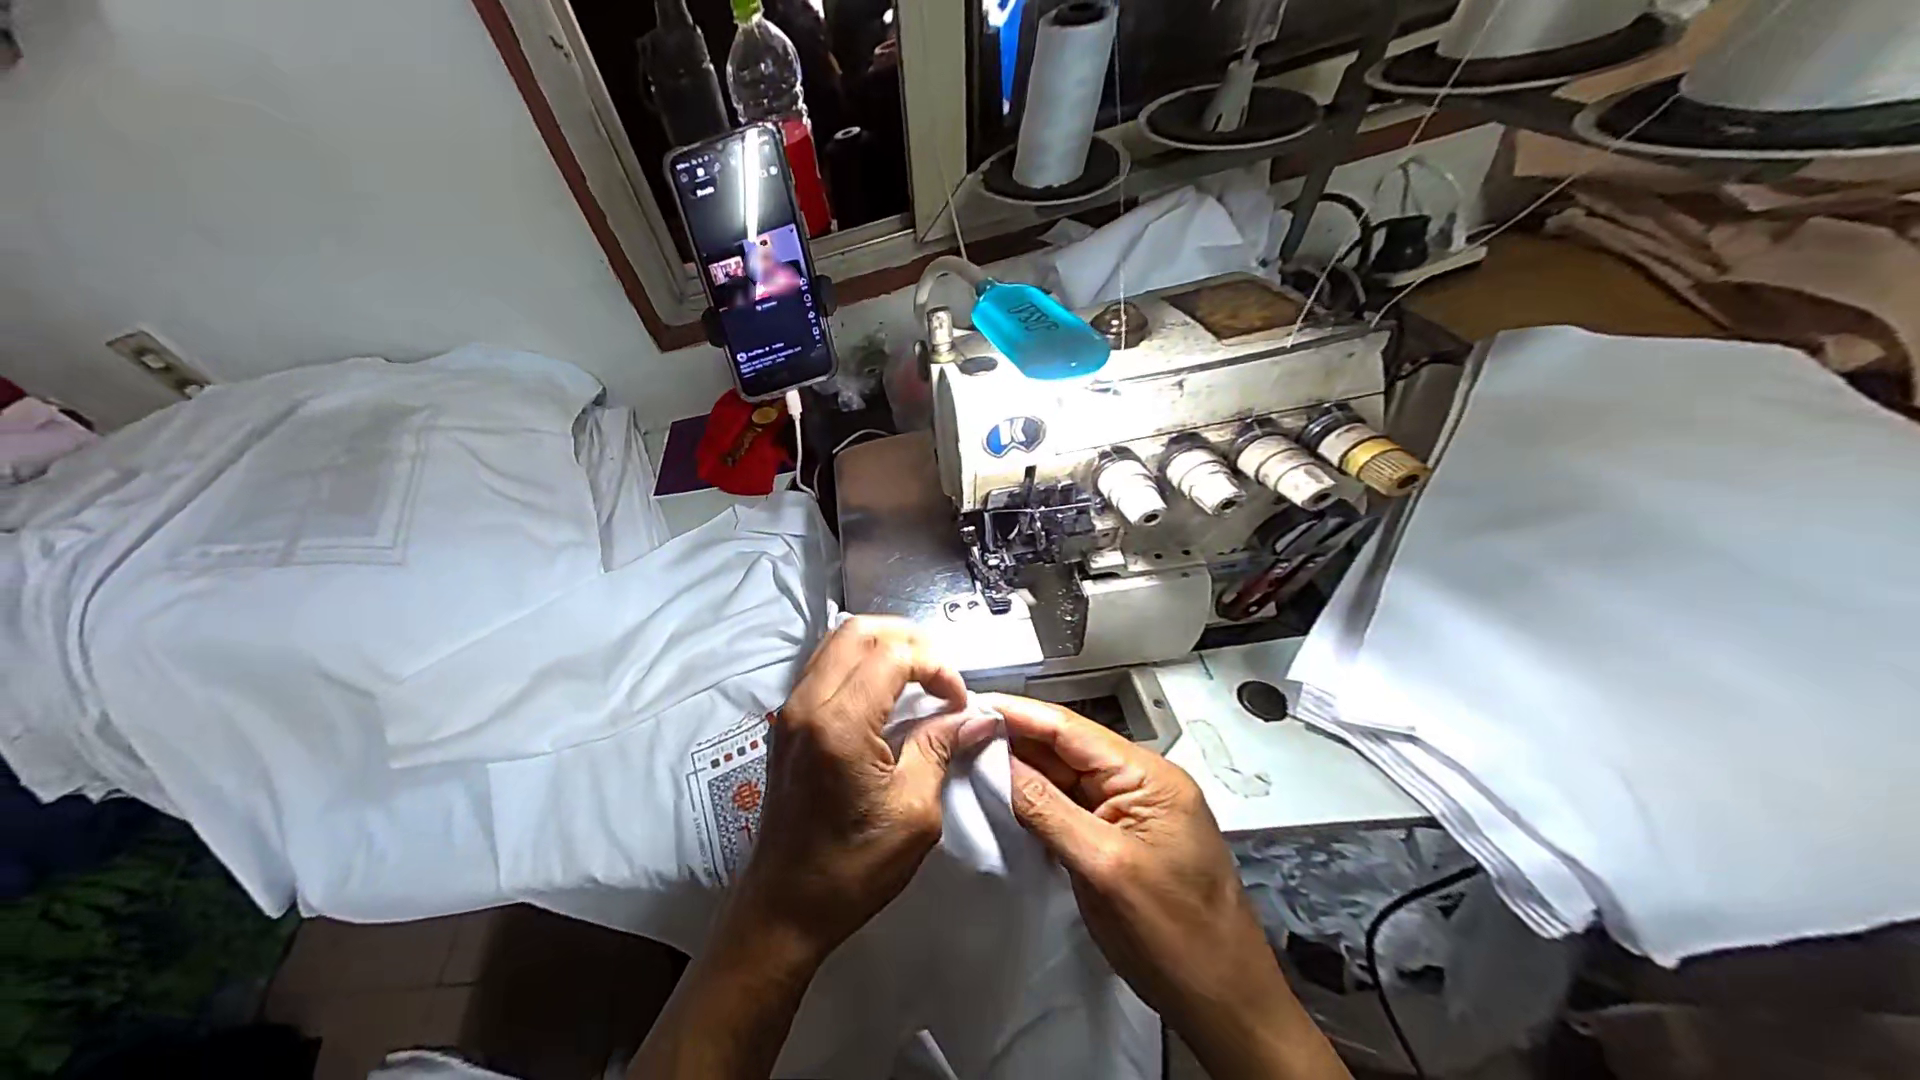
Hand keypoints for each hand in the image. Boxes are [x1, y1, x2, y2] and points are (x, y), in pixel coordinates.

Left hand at [631, 617, 968, 1077]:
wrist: (784, 906)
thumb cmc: (853, 867)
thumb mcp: (914, 812)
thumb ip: (941, 747)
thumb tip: (976, 716)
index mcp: (839, 726)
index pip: (894, 655)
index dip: (936, 666)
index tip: (958, 699)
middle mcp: (807, 705)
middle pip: (860, 630)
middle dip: (910, 640)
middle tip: (941, 674)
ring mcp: (791, 710)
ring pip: (839, 640)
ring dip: (884, 645)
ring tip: (920, 675)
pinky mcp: (787, 721)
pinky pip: (825, 664)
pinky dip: (861, 661)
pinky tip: (888, 690)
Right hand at [986, 695, 1349, 1079]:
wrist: (1224, 1002)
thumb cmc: (1176, 937)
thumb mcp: (1103, 868)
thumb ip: (1047, 809)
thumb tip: (998, 763)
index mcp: (1148, 777)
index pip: (1071, 729)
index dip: (1019, 713)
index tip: (973, 703)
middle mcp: (1140, 782)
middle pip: (1065, 748)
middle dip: (1015, 738)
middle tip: (961, 731)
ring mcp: (1130, 810)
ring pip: (1065, 777)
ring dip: (1022, 768)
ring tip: (972, 755)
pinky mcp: (1119, 837)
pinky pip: (1071, 806)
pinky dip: (1038, 800)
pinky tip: (1006, 794)